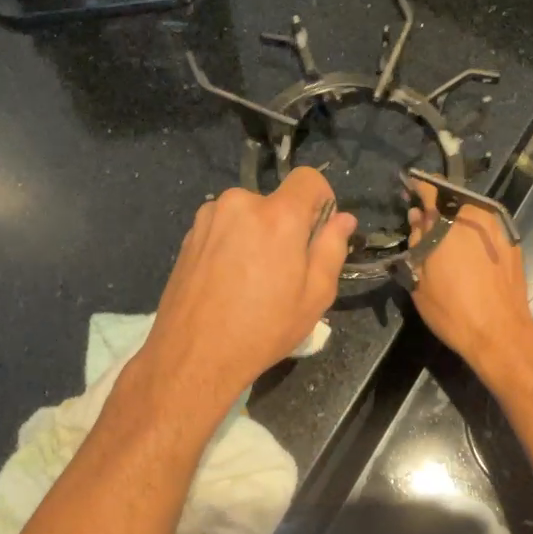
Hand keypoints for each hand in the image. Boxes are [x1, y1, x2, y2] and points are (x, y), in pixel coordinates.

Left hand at [130, 167, 355, 413]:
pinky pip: (226, 227)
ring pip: (250, 215)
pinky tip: (230, 282)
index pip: (309, 178)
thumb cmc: (263, 329)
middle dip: (288, 227)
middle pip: (278, 201)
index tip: (319, 236)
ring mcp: (209, 216)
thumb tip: (342, 220)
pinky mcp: (190, 234)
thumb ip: (332, 249)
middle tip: (286, 271)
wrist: (194, 355)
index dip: (322, 202)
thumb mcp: (315, 296)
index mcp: (278, 216)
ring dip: (259, 235)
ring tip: (254, 281)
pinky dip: (235, 244)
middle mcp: (240, 203)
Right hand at [405, 176, 532, 372]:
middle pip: (454, 201)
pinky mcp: (514, 243)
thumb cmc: (453, 310)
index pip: (430, 189)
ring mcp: (499, 228)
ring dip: (460, 223)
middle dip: (440, 209)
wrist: (501, 333)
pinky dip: (477, 236)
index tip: (411, 189)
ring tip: (450, 245)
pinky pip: (489, 230)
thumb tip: (417, 218)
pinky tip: (471, 258)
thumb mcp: (419, 280)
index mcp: (448, 222)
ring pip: (473, 215)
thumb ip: (417, 242)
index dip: (419, 188)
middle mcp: (476, 217)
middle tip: (429, 228)